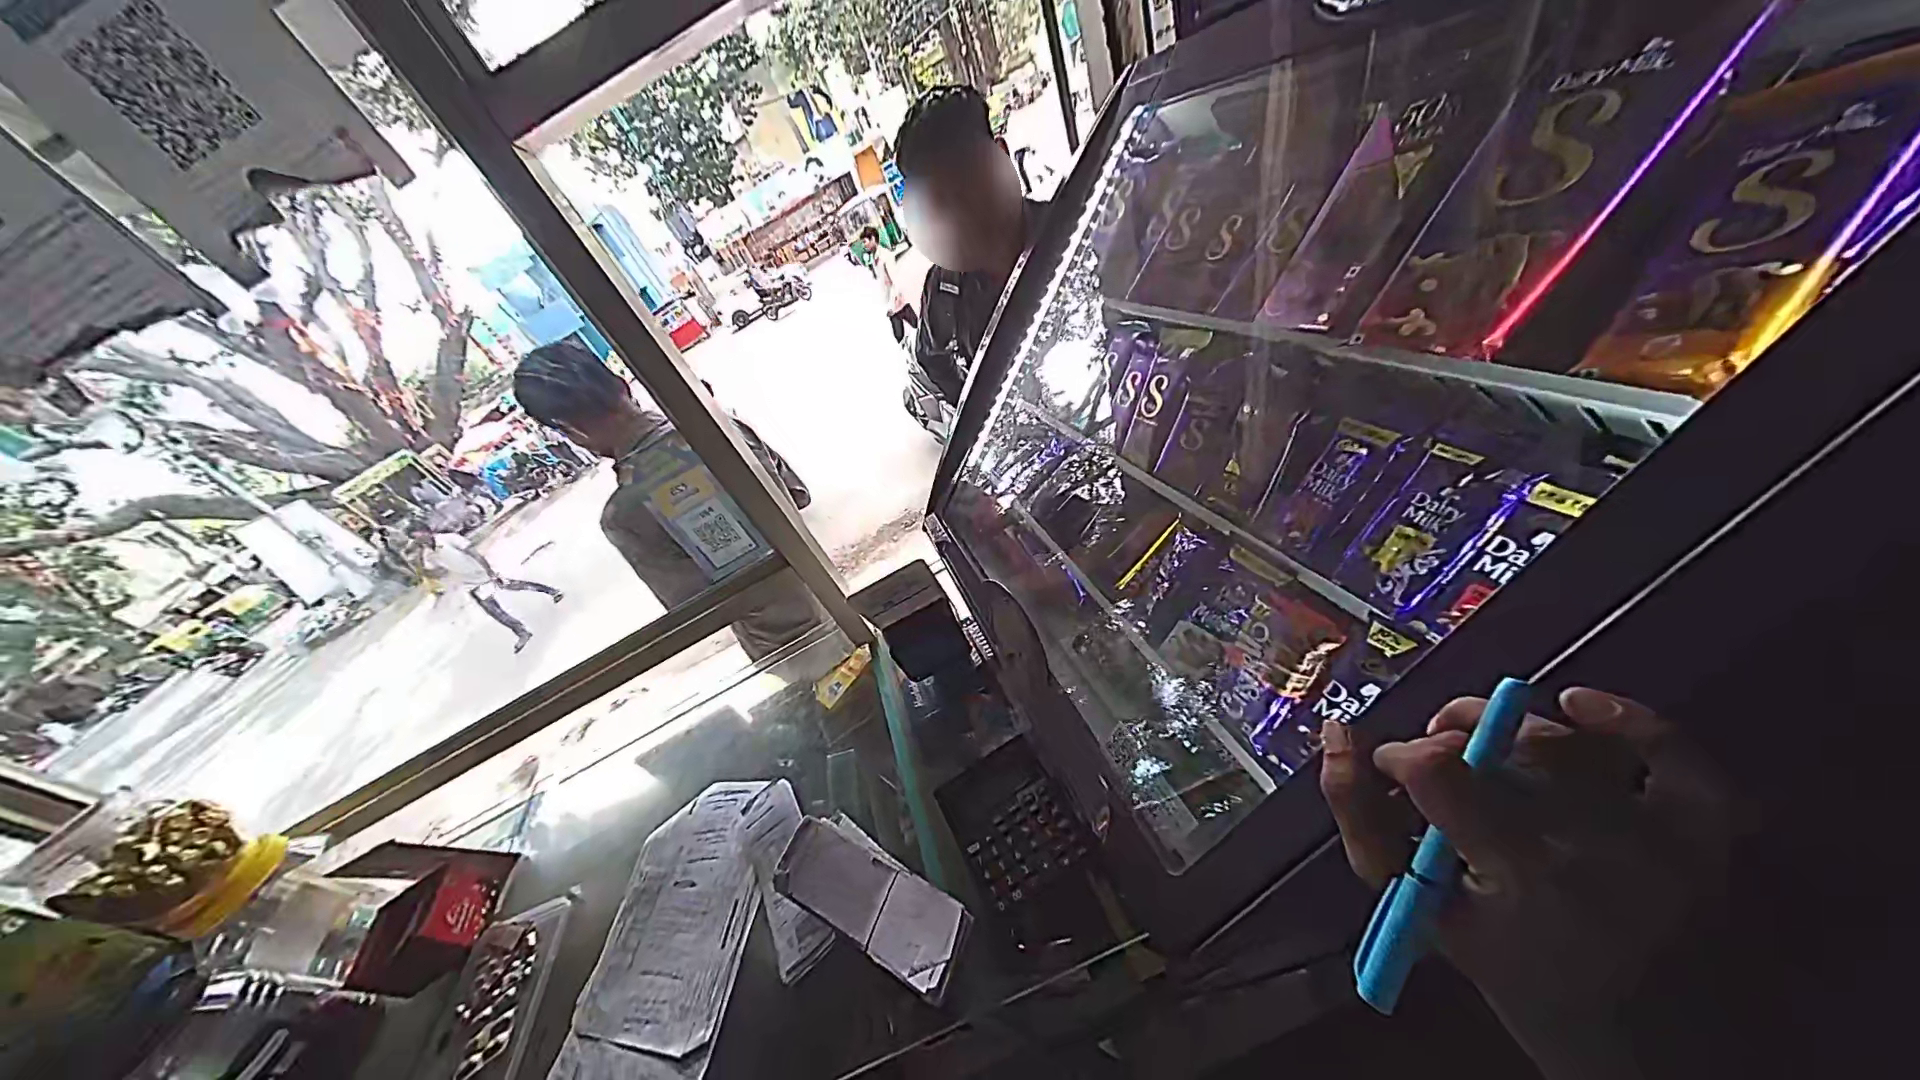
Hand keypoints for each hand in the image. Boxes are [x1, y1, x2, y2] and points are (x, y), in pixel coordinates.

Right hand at [1321, 689, 1739, 1079]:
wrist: (1631, 1024)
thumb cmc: (1500, 958)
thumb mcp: (1407, 899)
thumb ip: (1359, 813)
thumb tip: (1339, 732)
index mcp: (1520, 872)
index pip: (1438, 768)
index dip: (1398, 758)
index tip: (1390, 774)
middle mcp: (1596, 847)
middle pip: (1498, 744)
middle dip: (1442, 738)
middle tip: (1427, 755)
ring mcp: (1660, 835)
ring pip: (1558, 740)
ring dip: (1500, 729)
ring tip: (1478, 747)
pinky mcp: (1704, 832)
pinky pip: (1680, 758)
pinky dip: (1632, 721)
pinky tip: (1580, 705)